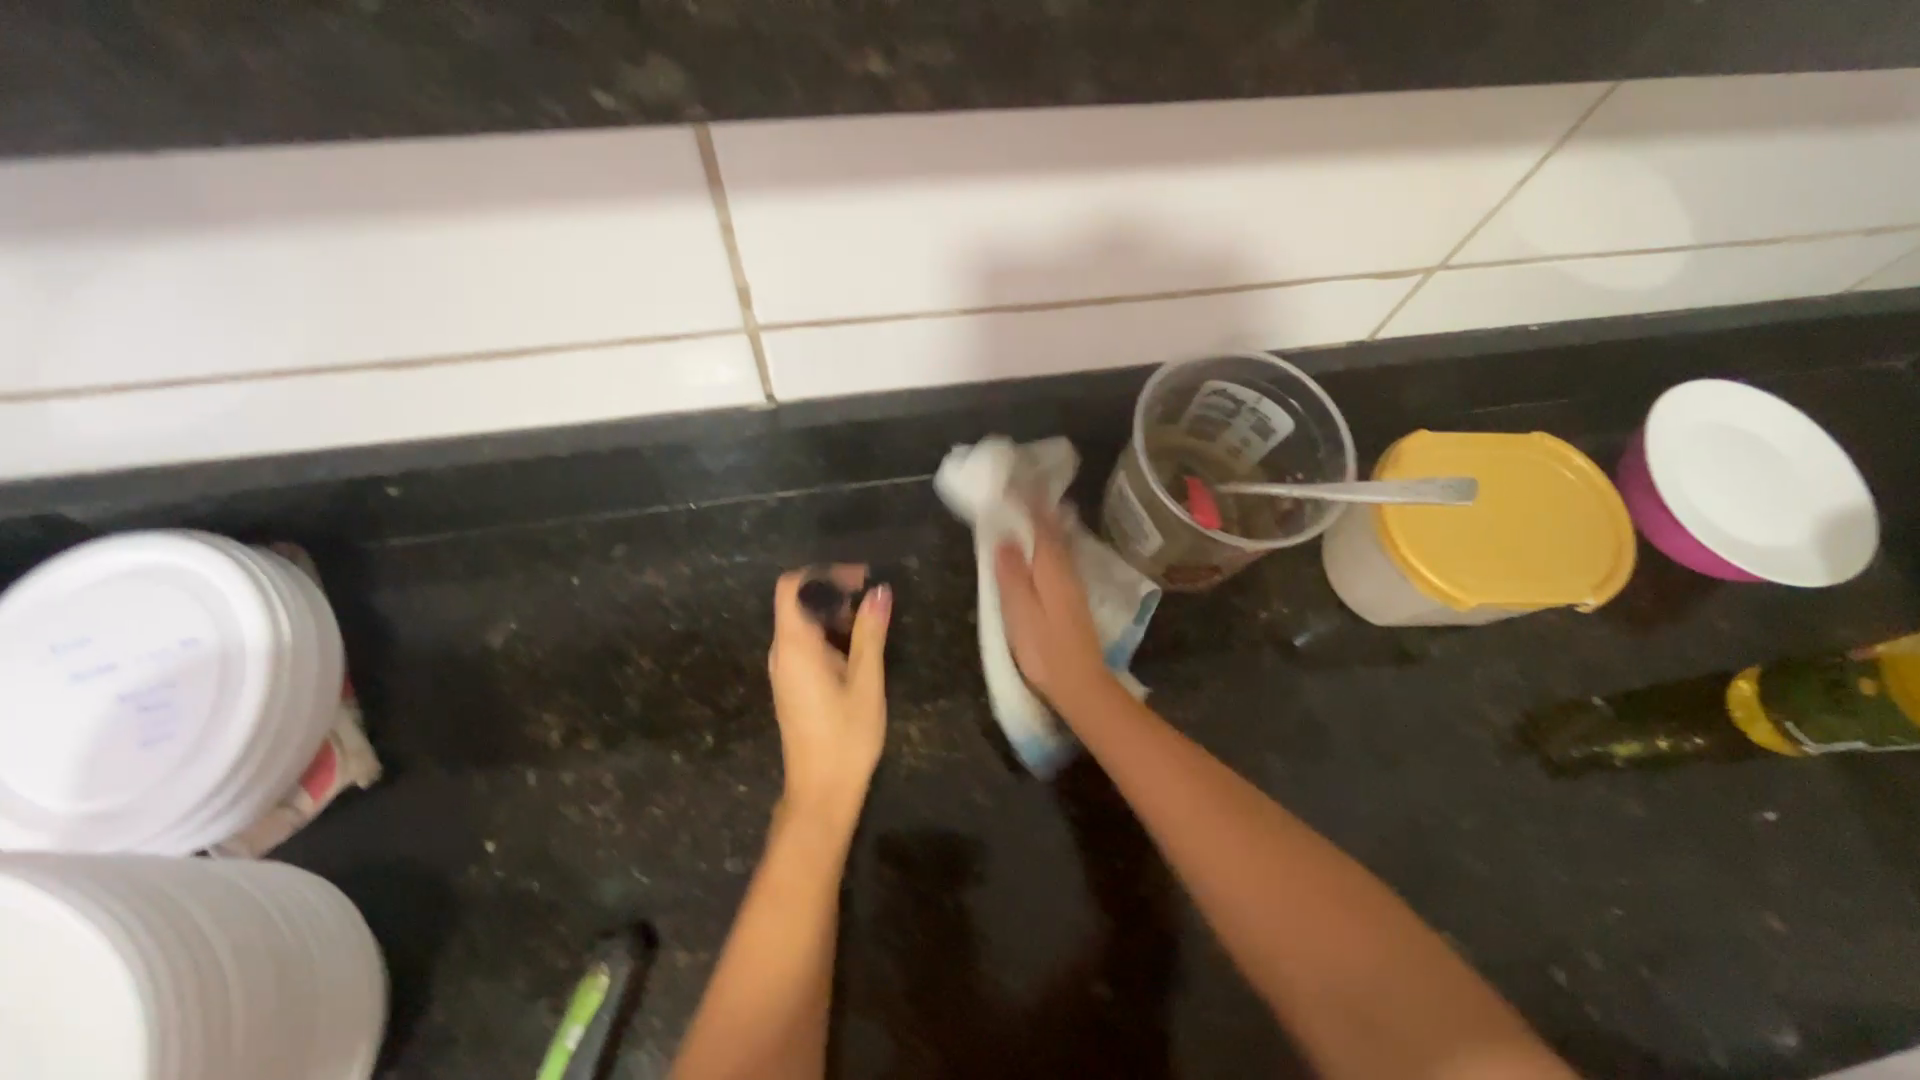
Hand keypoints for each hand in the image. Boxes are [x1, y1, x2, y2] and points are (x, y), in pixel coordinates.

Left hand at [768, 567, 891, 827]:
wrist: (821, 790)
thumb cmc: (846, 736)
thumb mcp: (866, 681)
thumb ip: (871, 633)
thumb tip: (880, 591)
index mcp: (794, 645)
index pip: (793, 587)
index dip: (823, 573)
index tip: (859, 578)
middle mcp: (781, 652)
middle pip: (798, 603)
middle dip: (834, 593)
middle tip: (873, 601)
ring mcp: (784, 670)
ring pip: (803, 625)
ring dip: (834, 616)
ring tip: (872, 625)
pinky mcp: (792, 685)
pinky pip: (805, 646)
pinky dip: (830, 637)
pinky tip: (859, 652)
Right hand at [994, 509, 1113, 705]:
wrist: (1080, 683)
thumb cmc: (1044, 649)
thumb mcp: (1020, 611)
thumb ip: (1012, 573)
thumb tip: (1004, 538)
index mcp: (1052, 569)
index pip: (1042, 526)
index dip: (1030, 505)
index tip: (1018, 484)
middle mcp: (1067, 571)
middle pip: (1055, 532)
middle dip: (1042, 511)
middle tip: (1026, 490)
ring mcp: (1074, 586)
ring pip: (1060, 546)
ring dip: (1049, 526)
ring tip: (1037, 509)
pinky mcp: (1074, 601)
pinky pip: (1061, 560)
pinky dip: (1052, 545)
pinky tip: (1047, 549)